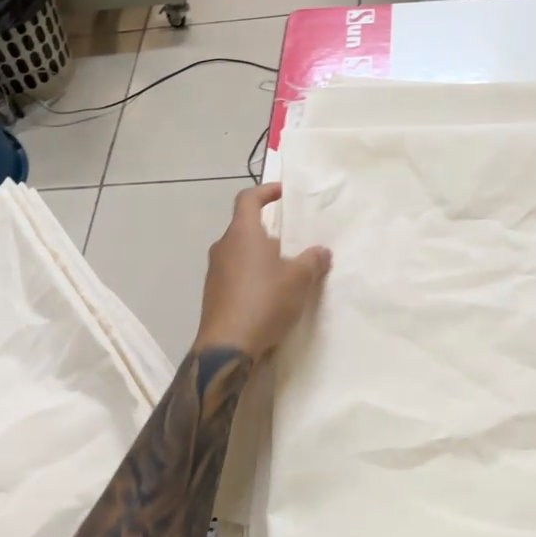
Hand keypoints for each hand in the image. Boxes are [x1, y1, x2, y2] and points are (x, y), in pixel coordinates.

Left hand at [194, 182, 331, 358]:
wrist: (228, 345)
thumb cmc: (265, 302)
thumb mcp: (298, 280)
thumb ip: (313, 261)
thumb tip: (321, 252)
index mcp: (242, 234)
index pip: (248, 199)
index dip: (265, 191)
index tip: (282, 193)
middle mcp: (223, 247)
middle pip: (245, 228)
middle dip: (269, 233)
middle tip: (293, 245)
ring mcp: (214, 272)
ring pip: (240, 253)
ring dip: (261, 257)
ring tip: (285, 273)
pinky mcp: (213, 294)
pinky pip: (235, 275)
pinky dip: (252, 277)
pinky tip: (269, 296)